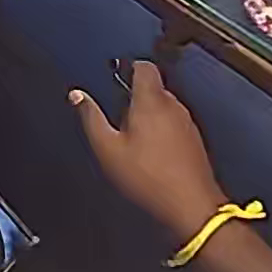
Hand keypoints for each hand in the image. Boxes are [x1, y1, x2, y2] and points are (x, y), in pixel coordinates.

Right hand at [70, 61, 228, 237]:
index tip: (115, 73)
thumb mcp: (107, 147)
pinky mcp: (194, 139)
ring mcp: (187, 122)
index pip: (144, 67)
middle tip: (115, 111)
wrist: (190, 206)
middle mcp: (172, 106)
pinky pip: (173, 121)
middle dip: (134, 93)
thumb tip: (76, 94)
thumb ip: (90, 117)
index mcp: (150, 102)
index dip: (129, 65)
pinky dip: (159, 125)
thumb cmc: (146, 176)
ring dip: (147, 110)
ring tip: (129, 133)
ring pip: (164, 104)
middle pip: (153, 86)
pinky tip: (148, 148)